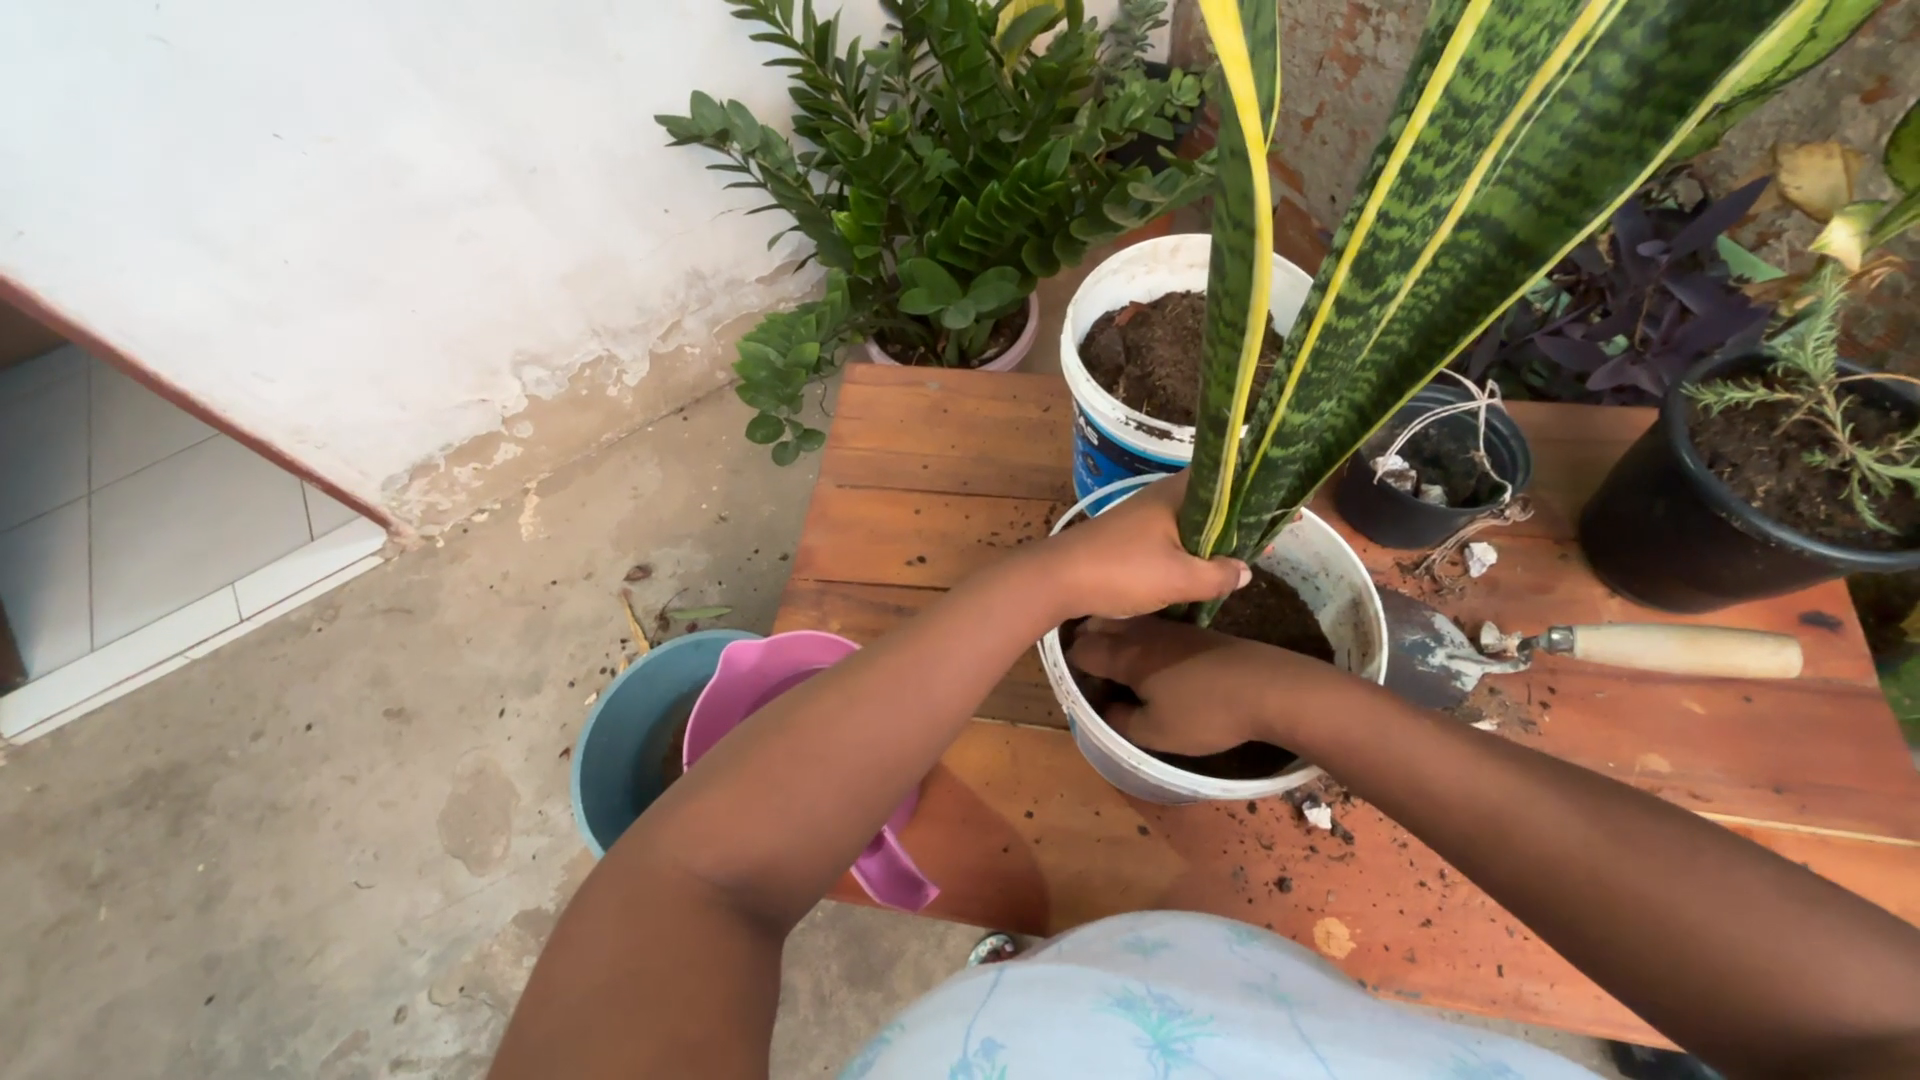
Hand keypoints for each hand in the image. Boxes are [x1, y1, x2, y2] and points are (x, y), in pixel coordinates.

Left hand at [1032, 473, 1248, 619]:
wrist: (1057, 579)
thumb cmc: (1122, 571)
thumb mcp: (1179, 579)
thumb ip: (1217, 575)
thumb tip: (1245, 570)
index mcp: (1177, 495)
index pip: (1226, 479)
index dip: (1255, 493)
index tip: (1282, 511)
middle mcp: (1159, 498)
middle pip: (1209, 503)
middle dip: (1237, 520)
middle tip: (1268, 538)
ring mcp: (1141, 517)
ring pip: (1188, 522)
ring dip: (1212, 538)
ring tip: (1240, 557)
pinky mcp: (1127, 537)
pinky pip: (1170, 538)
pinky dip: (1189, 550)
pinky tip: (1199, 570)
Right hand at [1067, 616, 1364, 756]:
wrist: (1271, 687)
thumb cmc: (1207, 712)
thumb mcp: (1157, 732)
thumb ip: (1122, 720)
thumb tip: (1106, 707)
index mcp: (1127, 656)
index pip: (1082, 650)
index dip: (1070, 661)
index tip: (1068, 673)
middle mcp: (1144, 634)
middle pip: (1102, 626)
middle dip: (1085, 638)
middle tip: (1080, 658)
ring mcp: (1172, 628)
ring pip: (1129, 623)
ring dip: (1112, 633)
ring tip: (1109, 653)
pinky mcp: (1196, 632)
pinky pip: (1152, 627)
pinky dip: (1139, 635)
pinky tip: (1150, 654)